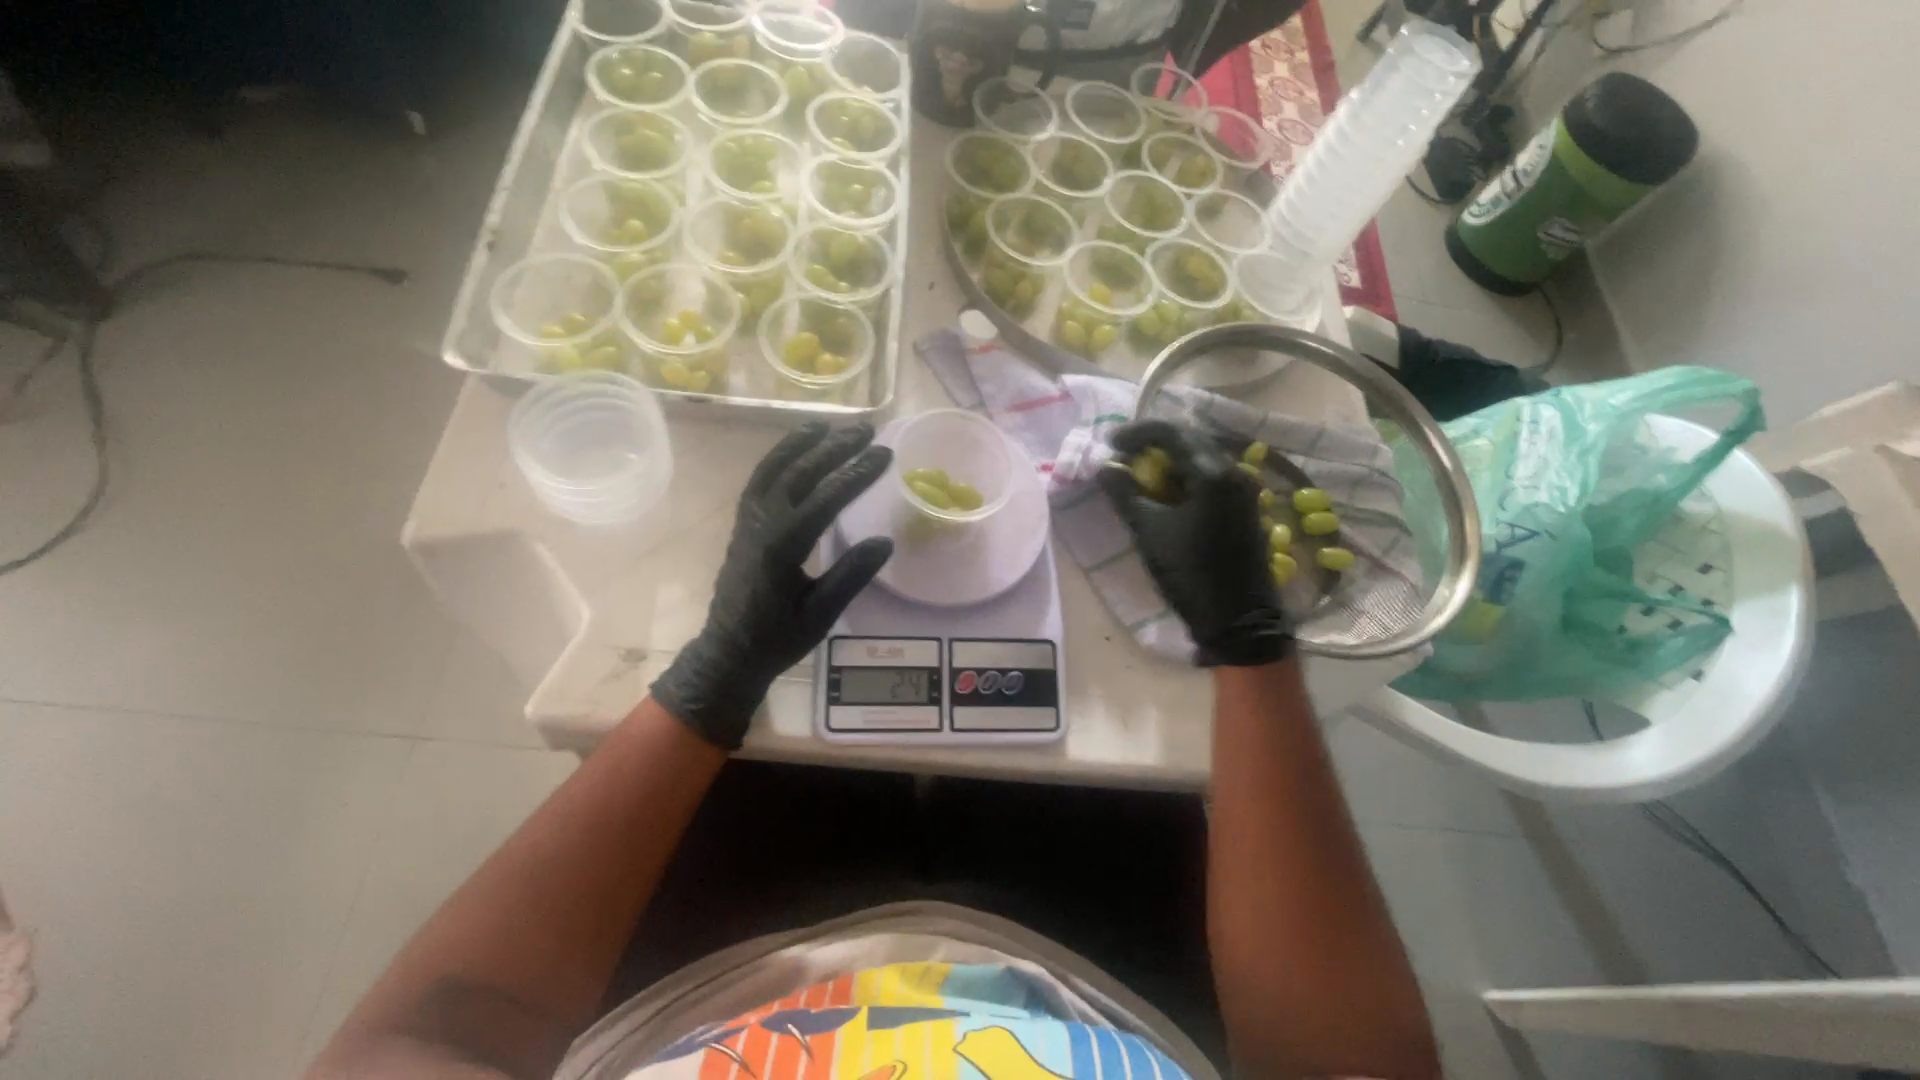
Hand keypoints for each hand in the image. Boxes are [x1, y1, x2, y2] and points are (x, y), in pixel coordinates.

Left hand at [652, 422, 893, 748]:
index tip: (884, 454)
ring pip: (774, 469)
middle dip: (834, 448)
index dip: (856, 473)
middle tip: (866, 429)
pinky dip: (778, 457)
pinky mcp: (744, 524)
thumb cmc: (778, 639)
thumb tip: (884, 542)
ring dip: (802, 444)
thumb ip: (850, 577)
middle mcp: (762, 524)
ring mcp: (748, 521)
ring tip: (829, 424)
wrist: (729, 653)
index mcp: (782, 547)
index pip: (825, 498)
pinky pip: (760, 480)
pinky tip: (796, 449)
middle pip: (799, 473)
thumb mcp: (820, 615)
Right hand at [1099, 419, 1291, 666]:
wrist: (1238, 618)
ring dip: (1170, 460)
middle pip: (1190, 440)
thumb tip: (1104, 466)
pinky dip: (1186, 475)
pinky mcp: (1246, 505)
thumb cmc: (1189, 573)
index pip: (1170, 433)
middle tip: (1123, 455)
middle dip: (1154, 443)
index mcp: (1211, 472)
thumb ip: (1124, 493)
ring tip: (1141, 473)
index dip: (1136, 433)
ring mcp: (1244, 488)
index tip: (1110, 443)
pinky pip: (1212, 476)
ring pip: (1202, 458)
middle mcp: (1233, 471)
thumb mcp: (1149, 531)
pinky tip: (1167, 491)